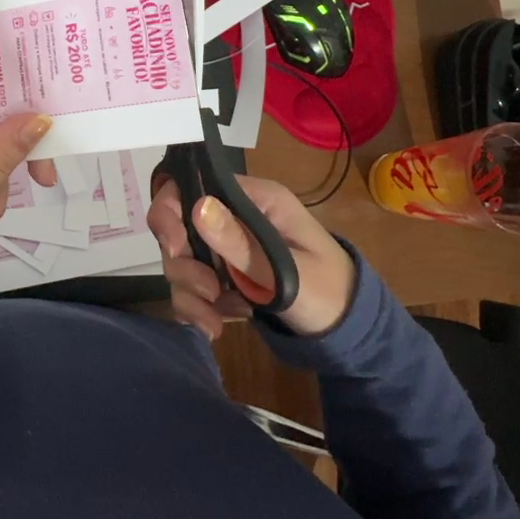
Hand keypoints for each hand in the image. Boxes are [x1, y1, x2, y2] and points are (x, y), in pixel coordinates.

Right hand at [149, 173, 355, 338]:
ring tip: (217, 321)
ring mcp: (226, 246)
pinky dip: (196, 309)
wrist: (349, 333)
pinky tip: (217, 325)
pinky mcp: (221, 274)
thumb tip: (197, 206)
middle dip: (184, 266)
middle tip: (209, 293)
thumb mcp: (286, 272)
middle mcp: (235, 215)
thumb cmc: (330, 293)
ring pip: (180, 261)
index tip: (174, 248)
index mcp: (255, 199)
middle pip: (178, 227)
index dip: (170, 211)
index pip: (192, 185)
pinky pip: (189, 287)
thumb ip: (240, 243)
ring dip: (191, 294)